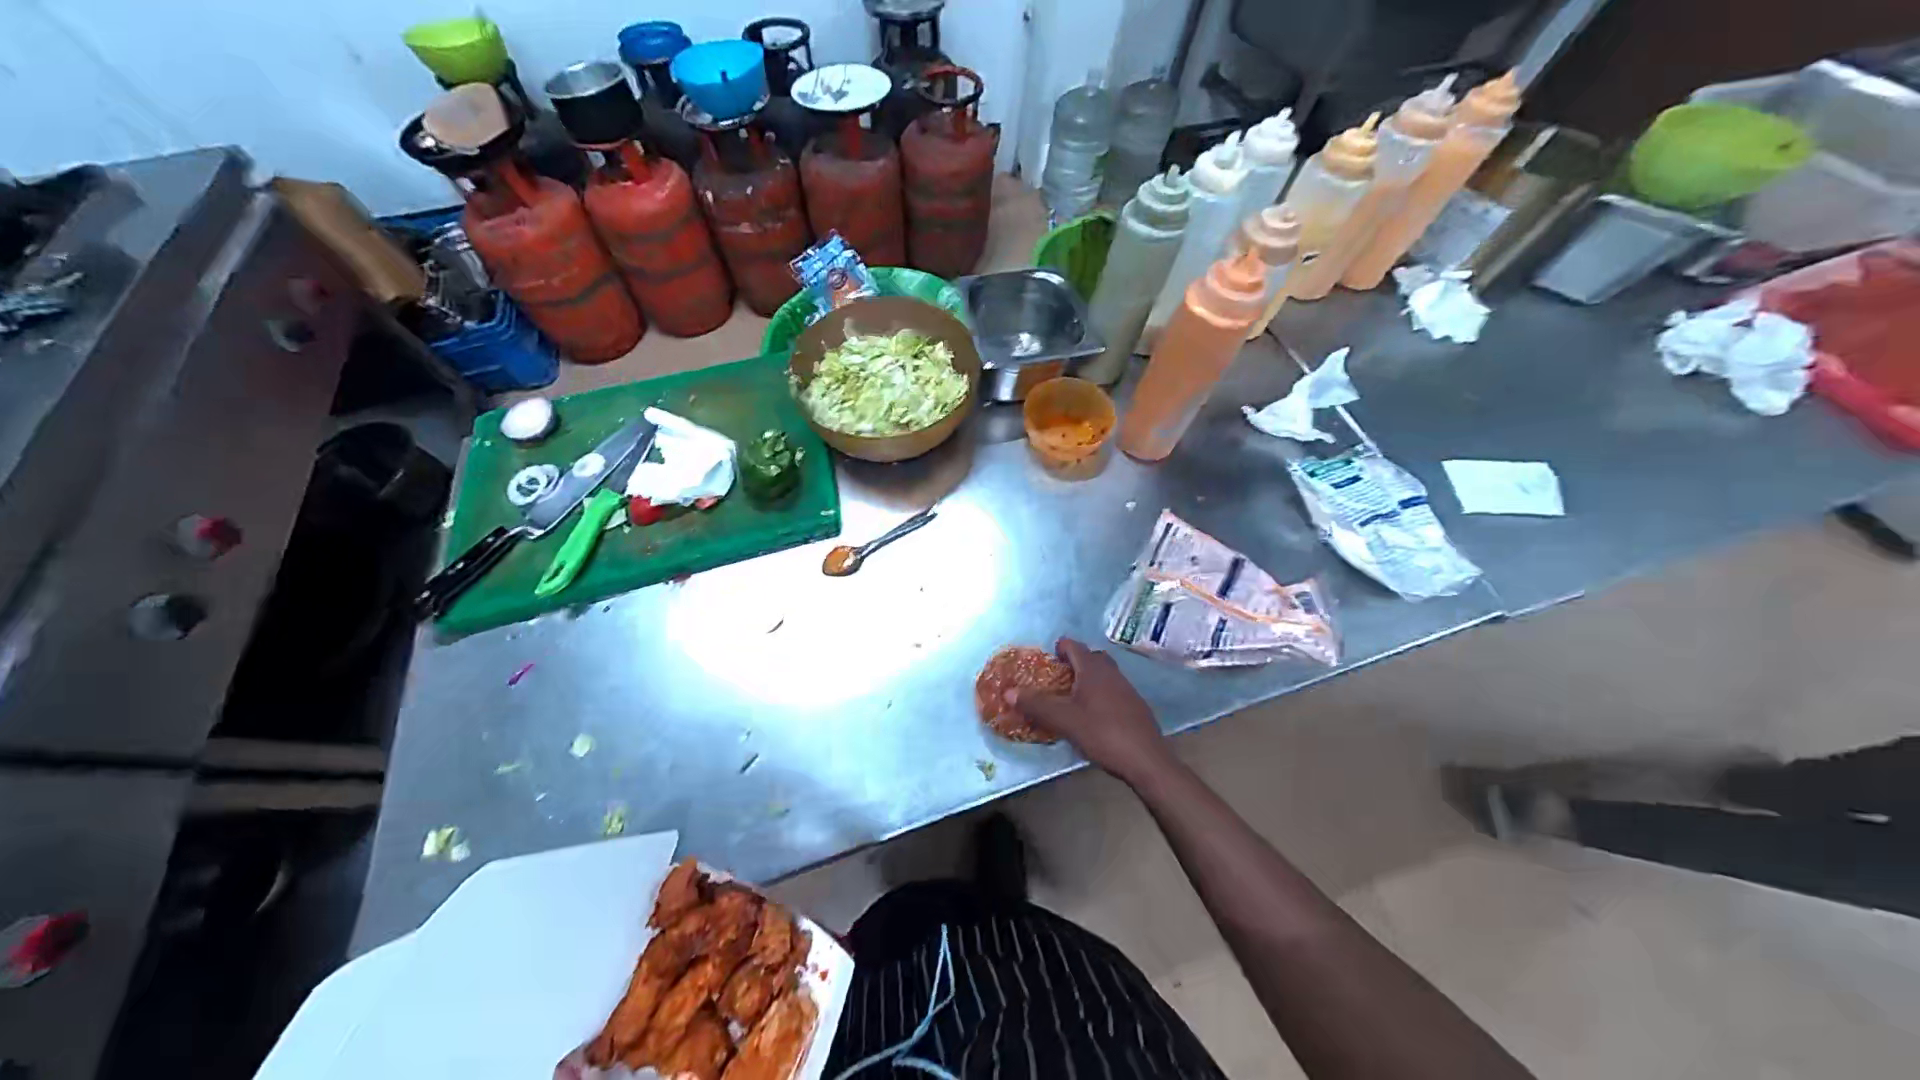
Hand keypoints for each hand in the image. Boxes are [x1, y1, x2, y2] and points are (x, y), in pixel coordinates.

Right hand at [1006, 638, 1173, 785]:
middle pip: (1091, 658)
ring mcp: (1127, 689)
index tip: (1047, 660)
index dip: (1059, 649)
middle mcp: (1112, 673)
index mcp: (1093, 669)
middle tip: (1057, 679)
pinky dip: (1100, 695)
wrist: (1146, 760)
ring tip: (1071, 698)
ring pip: (1103, 675)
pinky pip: (1113, 691)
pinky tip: (1093, 716)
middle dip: (1073, 663)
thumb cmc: (1103, 733)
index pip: (1074, 646)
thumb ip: (1036, 704)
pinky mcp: (1135, 707)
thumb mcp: (1064, 720)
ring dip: (1087, 680)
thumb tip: (1008, 692)